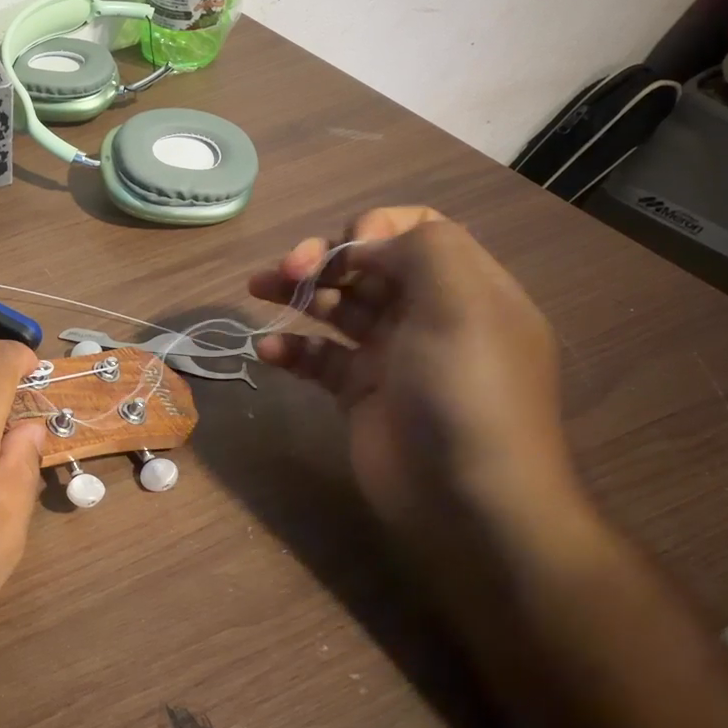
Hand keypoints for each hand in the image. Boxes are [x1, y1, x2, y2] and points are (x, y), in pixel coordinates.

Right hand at [248, 206, 582, 537]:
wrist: (468, 500)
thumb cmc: (465, 393)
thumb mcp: (461, 306)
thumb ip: (420, 250)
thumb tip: (364, 246)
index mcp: (464, 288)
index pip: (416, 230)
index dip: (371, 227)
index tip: (341, 250)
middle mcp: (427, 315)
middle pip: (366, 264)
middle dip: (321, 258)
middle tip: (285, 272)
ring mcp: (391, 355)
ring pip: (335, 306)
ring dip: (296, 293)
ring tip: (258, 290)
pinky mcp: (359, 393)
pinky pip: (317, 357)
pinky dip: (290, 348)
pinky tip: (268, 352)